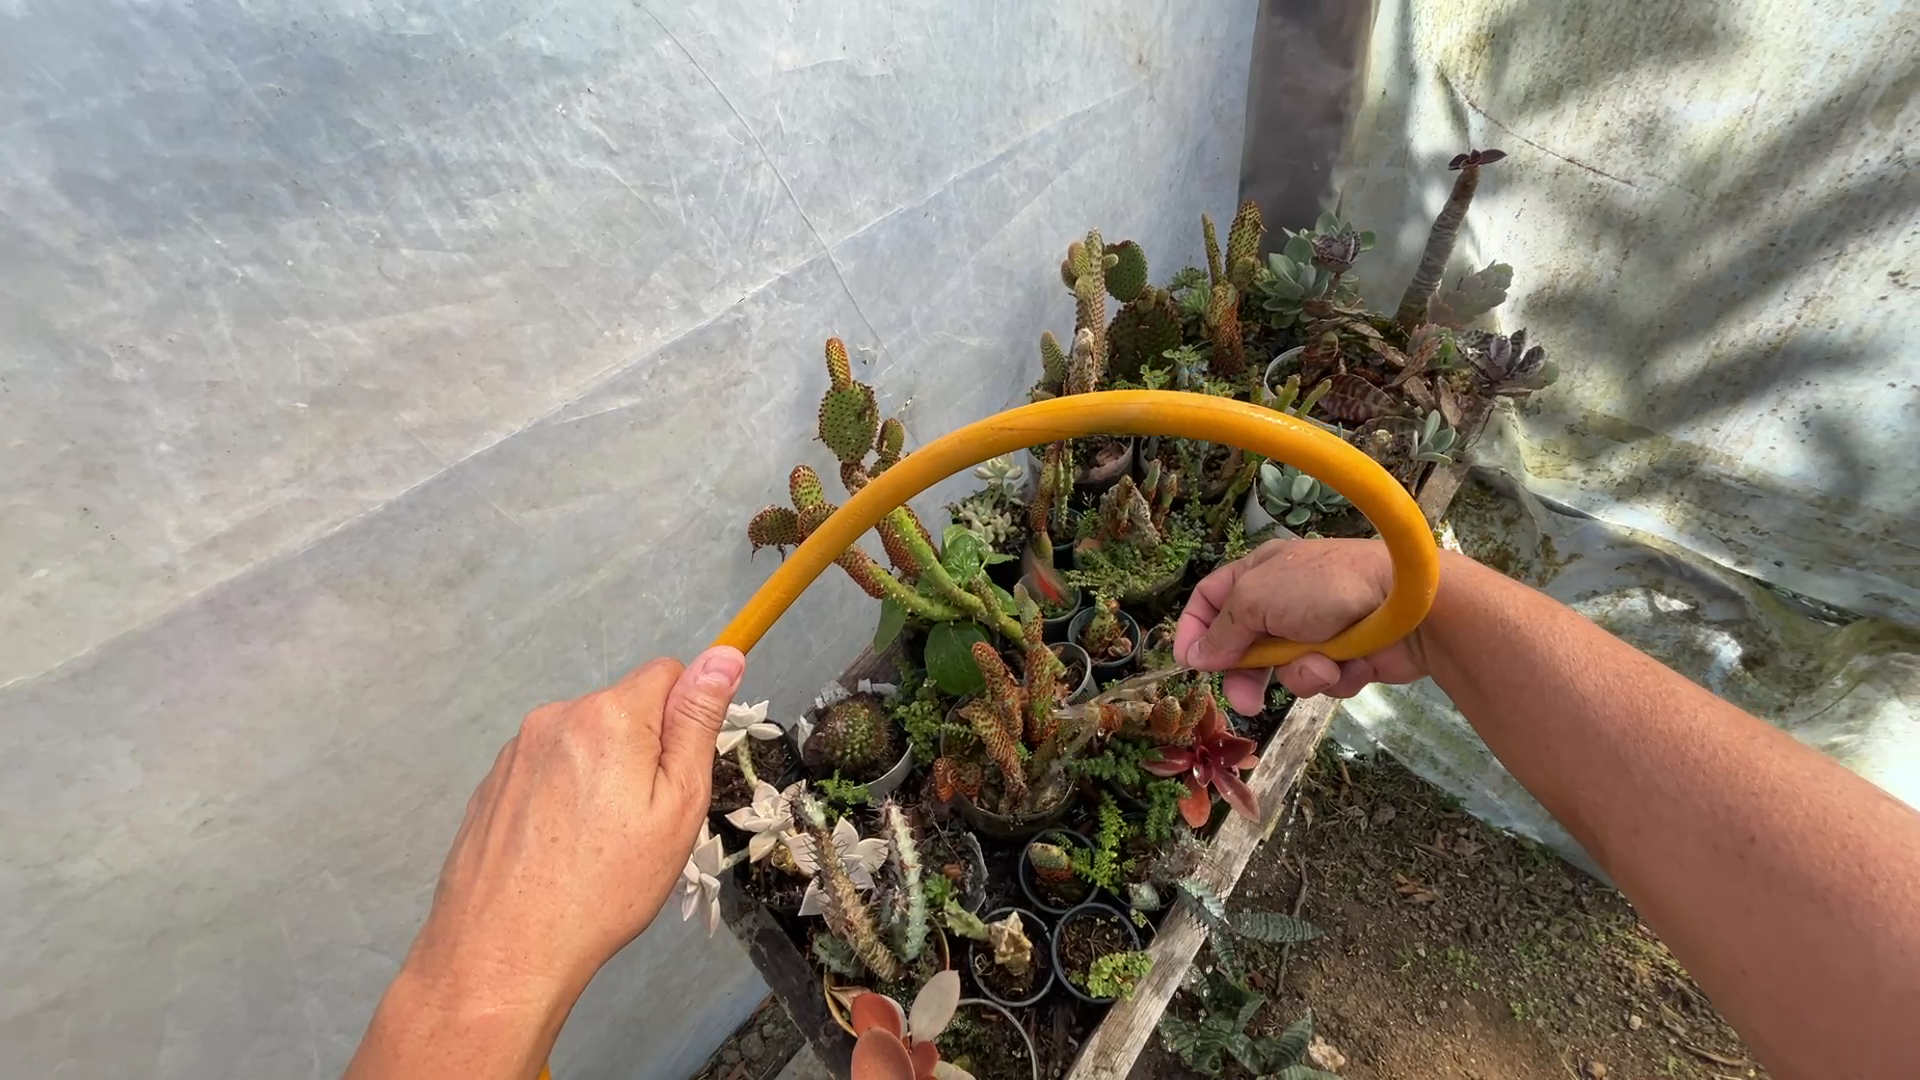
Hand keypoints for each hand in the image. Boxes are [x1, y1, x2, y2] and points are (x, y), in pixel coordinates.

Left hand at [346, 647, 744, 1079]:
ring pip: (588, 737)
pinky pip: (550, 764)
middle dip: (645, 745)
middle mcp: (557, 715)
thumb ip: (698, 721)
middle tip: (643, 817)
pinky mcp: (491, 783)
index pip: (668, 672)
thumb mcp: (678, 803)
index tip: (674, 773)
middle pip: (626, 707)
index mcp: (610, 714)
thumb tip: (725, 654)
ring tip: (599, 838)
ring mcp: (516, 750)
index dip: (684, 716)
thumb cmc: (609, 883)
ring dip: (604, 767)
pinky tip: (559, 846)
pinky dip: (566, 789)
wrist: (497, 959)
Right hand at [1174, 539, 1428, 713]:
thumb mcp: (1256, 599)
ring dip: (1300, 673)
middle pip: (1244, 644)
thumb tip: (1195, 656)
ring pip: (1284, 668)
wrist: (1410, 605)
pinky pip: (1321, 677)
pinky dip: (1333, 675)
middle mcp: (1282, 600)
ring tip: (1323, 665)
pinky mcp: (1346, 654)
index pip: (1209, 601)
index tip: (1188, 664)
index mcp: (1257, 573)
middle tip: (1246, 703)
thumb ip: (1222, 631)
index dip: (1194, 631)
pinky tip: (1352, 664)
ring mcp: (1316, 628)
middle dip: (1247, 675)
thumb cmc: (1324, 588)